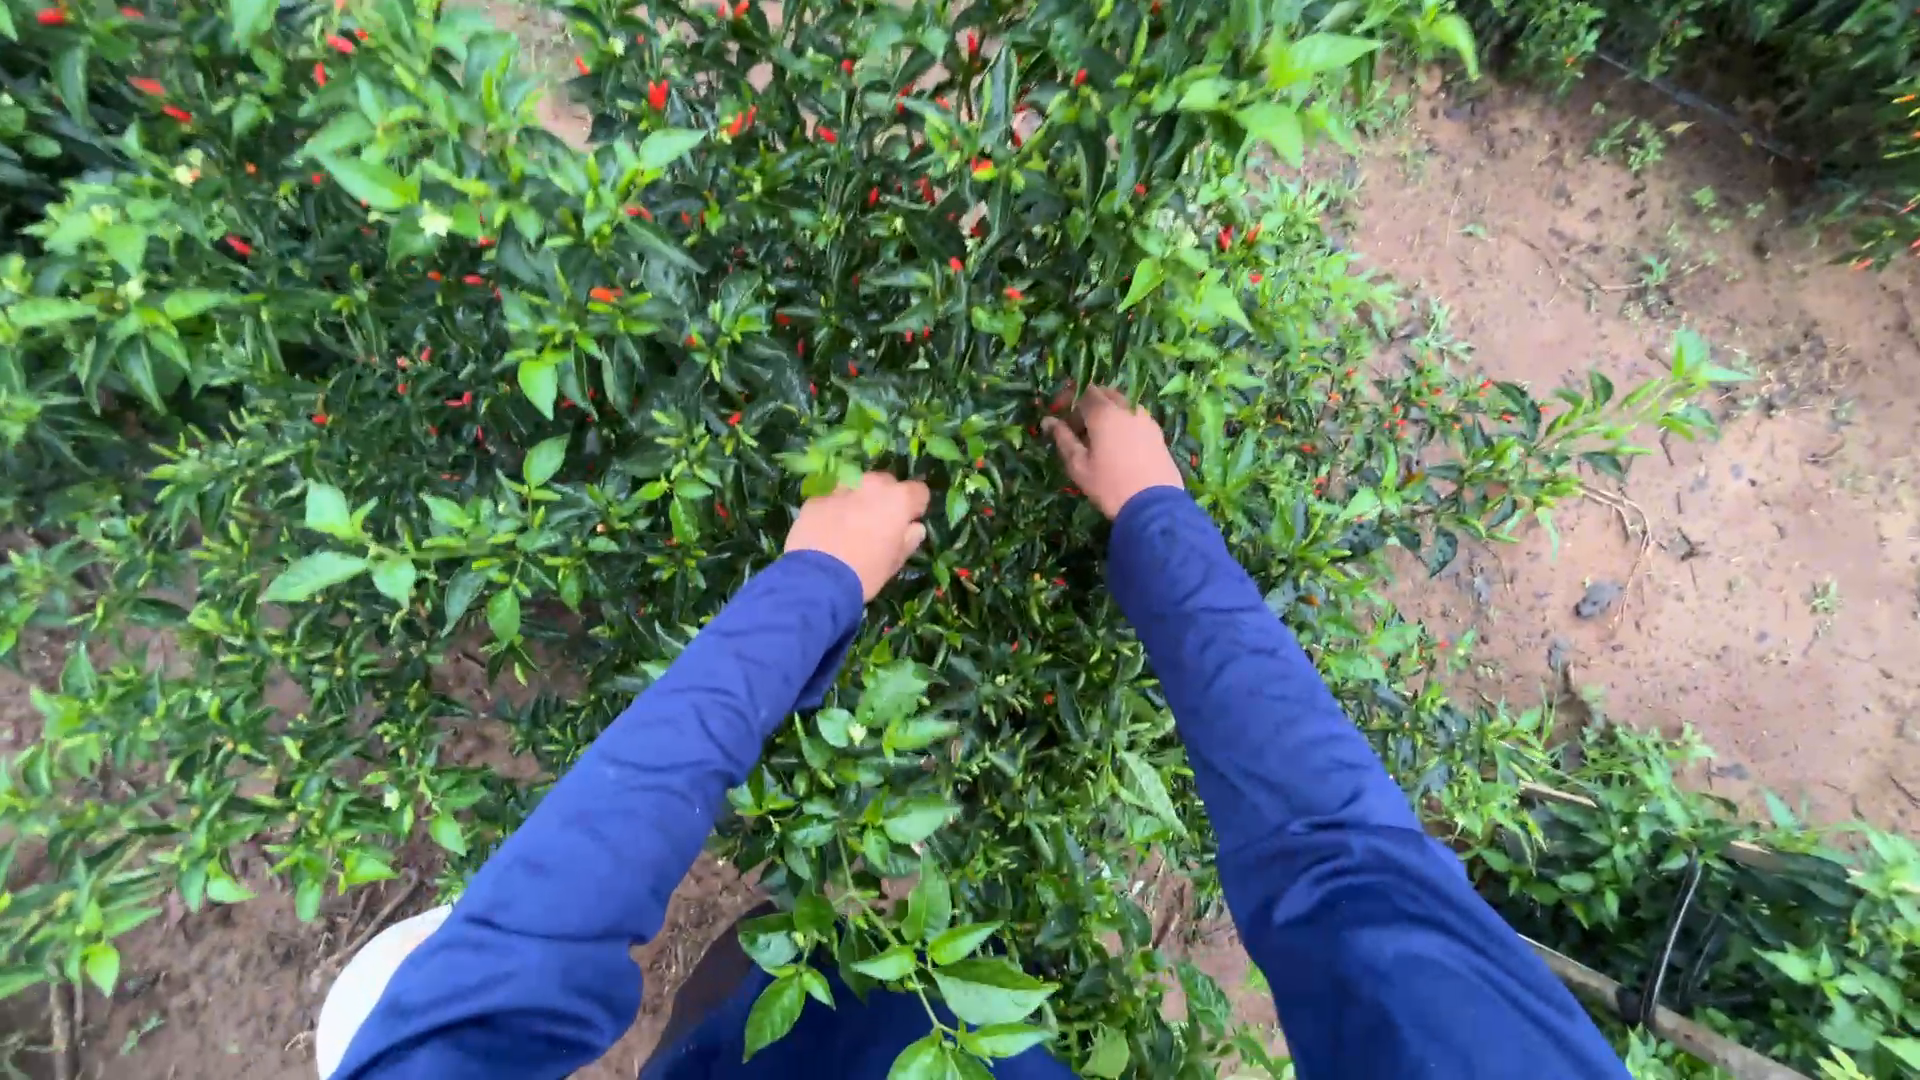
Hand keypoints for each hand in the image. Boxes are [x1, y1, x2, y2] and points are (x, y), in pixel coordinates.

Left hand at [785, 472, 930, 600]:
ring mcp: (841, 488)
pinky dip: (833, 508)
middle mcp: (872, 485)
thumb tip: (915, 528)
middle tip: (878, 523)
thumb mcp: (895, 561)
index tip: (908, 523)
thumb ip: (909, 539)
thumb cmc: (866, 572)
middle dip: (886, 499)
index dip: (915, 507)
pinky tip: (827, 530)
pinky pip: (832, 498)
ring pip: (857, 485)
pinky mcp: (816, 498)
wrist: (818, 579)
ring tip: (850, 524)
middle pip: (886, 483)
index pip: (919, 491)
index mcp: (899, 499)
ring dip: (858, 499)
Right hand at [1042, 385, 1183, 519]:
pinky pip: (1134, 417)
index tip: (1057, 412)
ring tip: (1095, 438)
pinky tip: (1116, 445)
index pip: (1083, 391)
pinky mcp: (1157, 432)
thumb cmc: (1109, 486)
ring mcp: (1145, 419)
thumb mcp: (1079, 465)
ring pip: (1121, 404)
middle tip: (1075, 427)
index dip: (1067, 398)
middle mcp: (1127, 409)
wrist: (1154, 505)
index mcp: (1105, 413)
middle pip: (1104, 394)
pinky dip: (1121, 422)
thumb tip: (1048, 420)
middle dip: (1087, 404)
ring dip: (1105, 412)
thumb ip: (1063, 439)